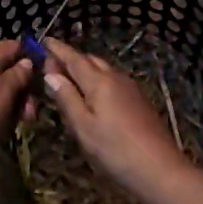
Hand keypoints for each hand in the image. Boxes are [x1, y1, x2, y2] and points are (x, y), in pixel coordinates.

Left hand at [0, 41, 37, 161]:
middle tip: (32, 110)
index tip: (46, 76)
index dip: (32, 57)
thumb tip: (27, 62)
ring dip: (13, 103)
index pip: (15, 46)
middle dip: (24, 87)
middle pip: (7, 69)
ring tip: (21, 122)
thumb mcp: (7, 91)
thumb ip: (21, 74)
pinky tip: (2, 128)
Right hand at [40, 37, 186, 193]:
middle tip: (51, 63)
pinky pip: (112, 81)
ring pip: (103, 70)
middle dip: (71, 59)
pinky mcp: (137, 99)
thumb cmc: (114, 148)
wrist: (157, 164)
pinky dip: (97, 80)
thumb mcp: (83, 126)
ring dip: (85, 69)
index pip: (75, 59)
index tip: (45, 39)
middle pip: (90, 61)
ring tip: (68, 78)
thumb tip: (50, 73)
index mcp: (100, 81)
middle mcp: (116, 77)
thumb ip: (67, 98)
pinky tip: (91, 95)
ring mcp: (130, 87)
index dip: (59, 50)